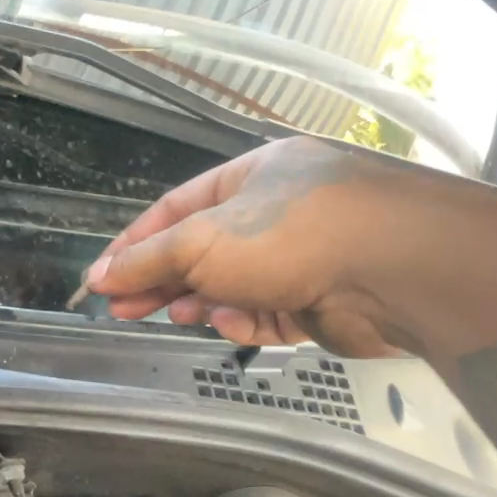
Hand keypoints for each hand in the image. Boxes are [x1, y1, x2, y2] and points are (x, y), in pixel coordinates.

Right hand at [84, 136, 496, 358]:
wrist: (400, 273)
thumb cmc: (291, 238)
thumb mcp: (197, 242)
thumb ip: (141, 261)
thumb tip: (96, 276)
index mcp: (257, 174)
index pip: (174, 209)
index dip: (131, 245)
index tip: (99, 279)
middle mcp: (281, 208)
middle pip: (199, 250)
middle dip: (160, 282)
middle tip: (122, 310)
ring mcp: (304, 251)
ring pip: (228, 284)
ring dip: (200, 302)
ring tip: (181, 317)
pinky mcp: (320, 293)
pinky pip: (262, 309)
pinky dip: (244, 319)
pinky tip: (236, 321)